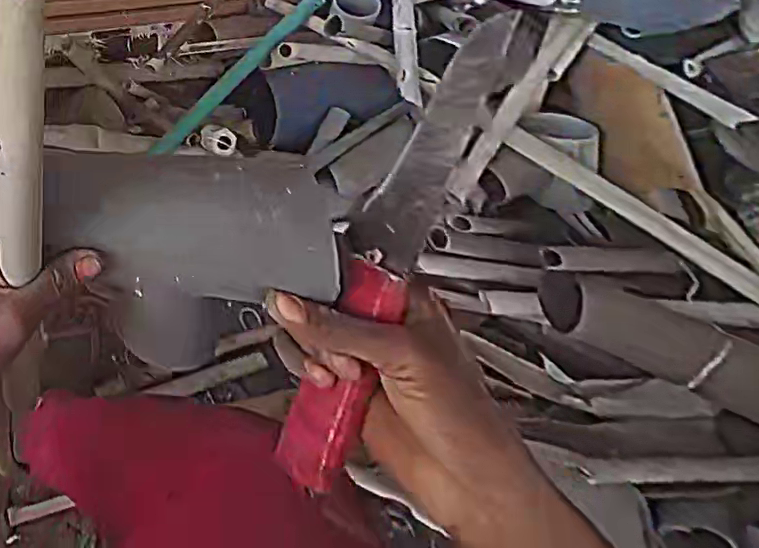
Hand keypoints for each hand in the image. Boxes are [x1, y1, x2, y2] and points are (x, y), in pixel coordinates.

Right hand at [268, 285, 603, 547]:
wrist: (472, 489)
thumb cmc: (469, 420)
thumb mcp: (401, 356)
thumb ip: (338, 327)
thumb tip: (286, 304)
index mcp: (399, 299)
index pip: (344, 268)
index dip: (322, 279)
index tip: (312, 299)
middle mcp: (374, 322)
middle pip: (314, 299)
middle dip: (315, 324)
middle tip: (339, 347)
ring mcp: (355, 352)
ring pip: (302, 329)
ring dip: (311, 351)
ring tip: (341, 373)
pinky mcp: (339, 381)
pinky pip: (301, 360)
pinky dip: (305, 370)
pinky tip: (328, 384)